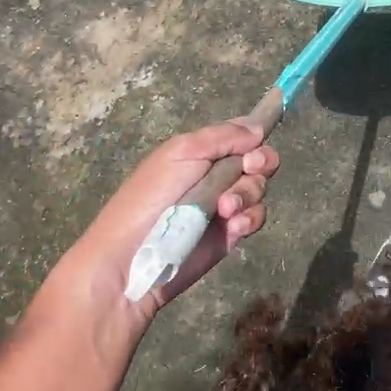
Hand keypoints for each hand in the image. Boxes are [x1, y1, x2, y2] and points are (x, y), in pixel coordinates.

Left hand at [54, 119, 281, 324]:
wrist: (129, 259)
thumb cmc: (150, 198)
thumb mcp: (181, 153)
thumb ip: (223, 136)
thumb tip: (259, 130)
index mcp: (203, 152)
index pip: (241, 134)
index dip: (255, 135)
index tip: (255, 142)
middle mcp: (218, 175)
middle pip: (260, 158)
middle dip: (261, 161)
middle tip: (251, 167)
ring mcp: (226, 205)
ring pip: (259, 187)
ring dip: (248, 193)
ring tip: (225, 209)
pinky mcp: (230, 234)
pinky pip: (255, 217)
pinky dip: (249, 219)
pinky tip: (232, 226)